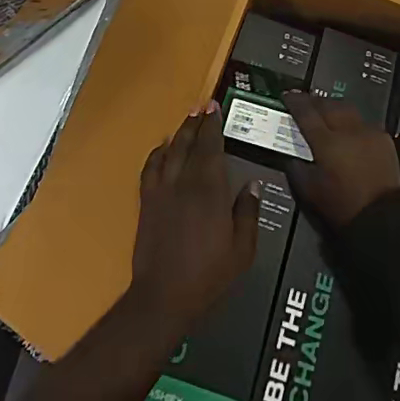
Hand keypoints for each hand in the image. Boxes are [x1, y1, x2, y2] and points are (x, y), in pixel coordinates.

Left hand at [129, 104, 261, 333]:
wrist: (164, 294)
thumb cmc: (209, 274)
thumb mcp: (242, 249)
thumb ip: (247, 213)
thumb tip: (252, 185)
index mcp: (210, 190)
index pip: (212, 148)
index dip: (213, 126)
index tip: (215, 107)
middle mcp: (183, 182)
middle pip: (190, 143)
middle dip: (197, 123)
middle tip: (203, 106)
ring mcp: (162, 190)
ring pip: (170, 151)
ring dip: (179, 132)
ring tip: (188, 118)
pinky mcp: (147, 201)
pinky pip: (150, 168)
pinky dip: (157, 153)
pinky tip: (162, 146)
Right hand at [281, 90, 399, 226]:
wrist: (382, 218)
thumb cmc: (342, 206)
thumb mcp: (309, 190)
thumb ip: (296, 168)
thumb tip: (292, 156)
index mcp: (326, 142)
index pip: (306, 112)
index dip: (294, 101)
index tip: (287, 96)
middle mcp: (348, 131)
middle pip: (327, 104)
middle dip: (313, 100)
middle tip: (303, 101)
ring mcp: (368, 133)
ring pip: (347, 108)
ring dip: (333, 106)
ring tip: (325, 109)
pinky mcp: (383, 140)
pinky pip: (364, 122)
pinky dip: (352, 121)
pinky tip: (348, 128)